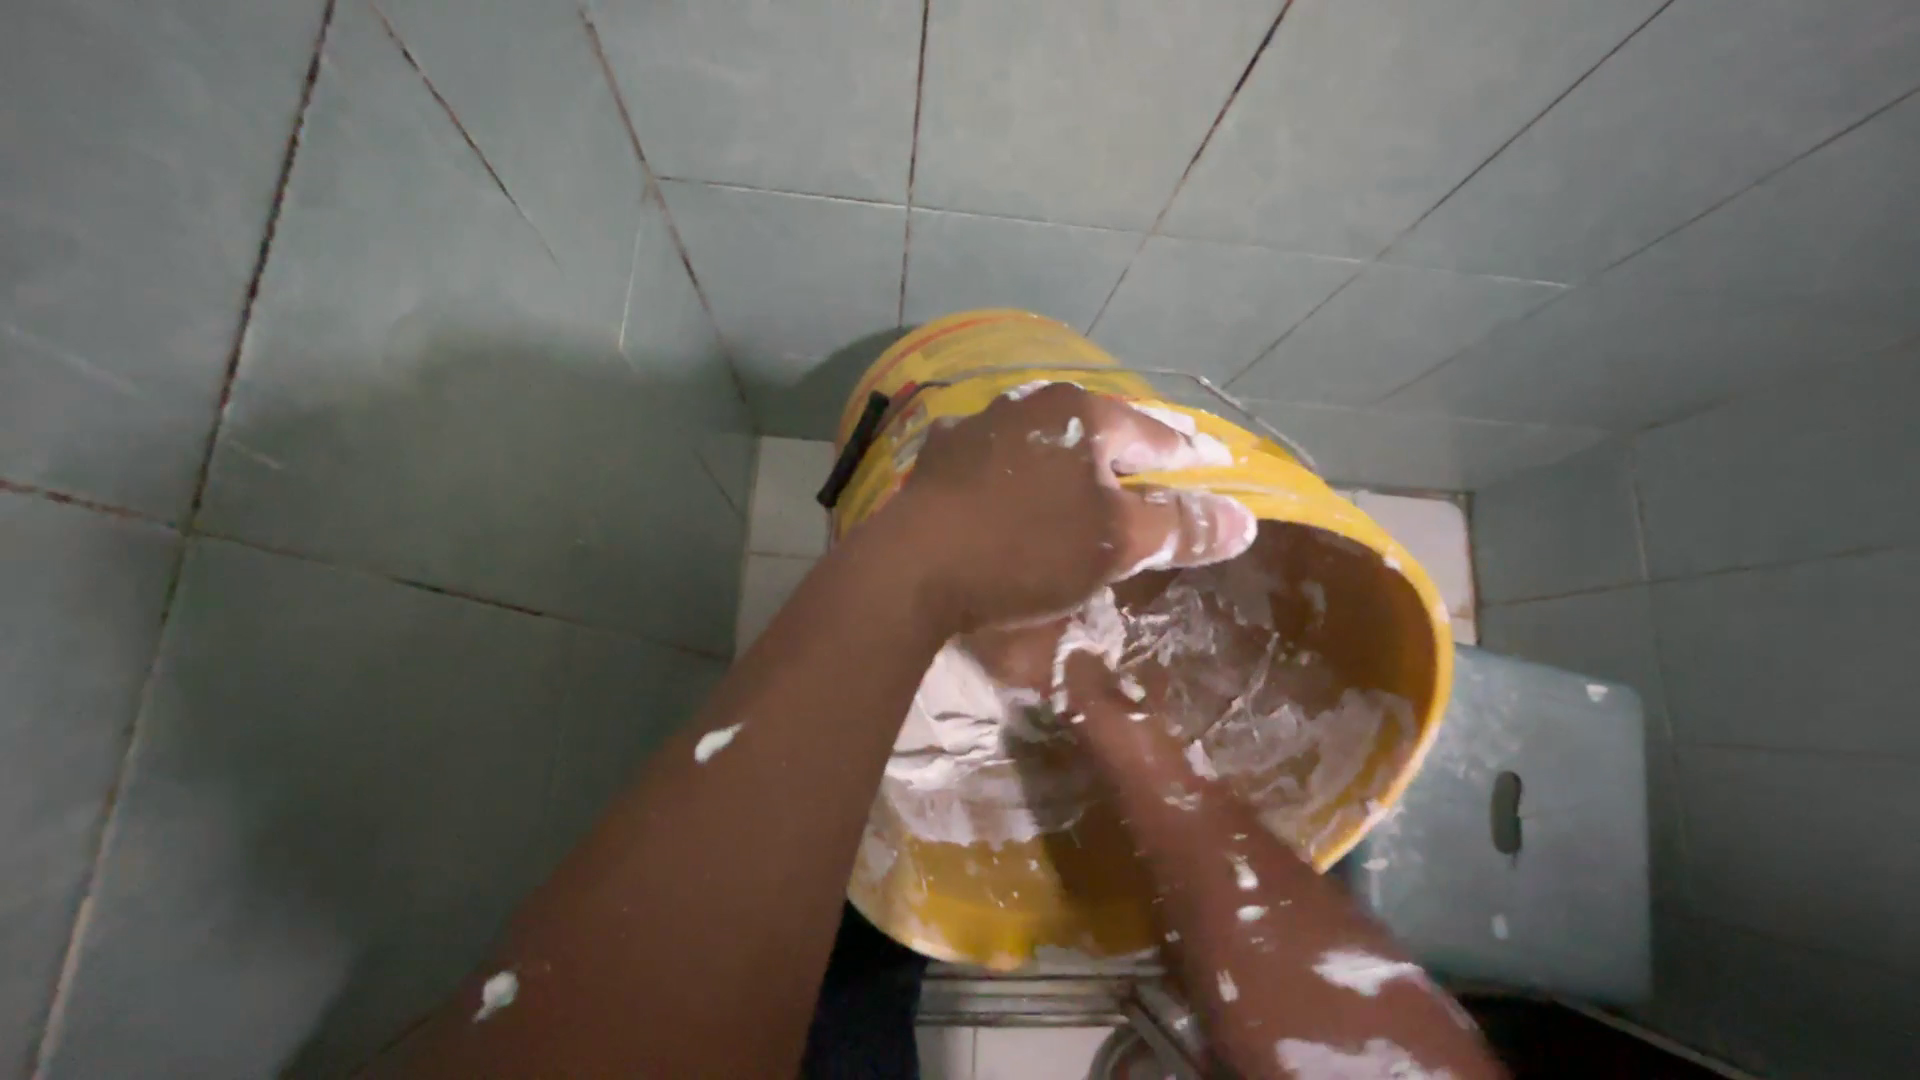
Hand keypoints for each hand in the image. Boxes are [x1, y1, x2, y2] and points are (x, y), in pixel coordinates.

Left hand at [878, 382, 1255, 634]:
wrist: (912, 570)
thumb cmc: (1026, 551)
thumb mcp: (1114, 544)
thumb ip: (1179, 526)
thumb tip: (1244, 518)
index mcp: (1081, 414)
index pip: (1156, 433)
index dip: (1192, 454)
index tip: (1217, 465)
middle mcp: (1029, 405)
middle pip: (1098, 429)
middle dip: (1130, 451)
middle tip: (1156, 471)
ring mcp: (978, 428)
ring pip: (1044, 441)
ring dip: (1070, 460)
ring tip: (1087, 480)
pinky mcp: (940, 459)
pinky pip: (998, 462)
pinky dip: (1019, 474)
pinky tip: (1014, 489)